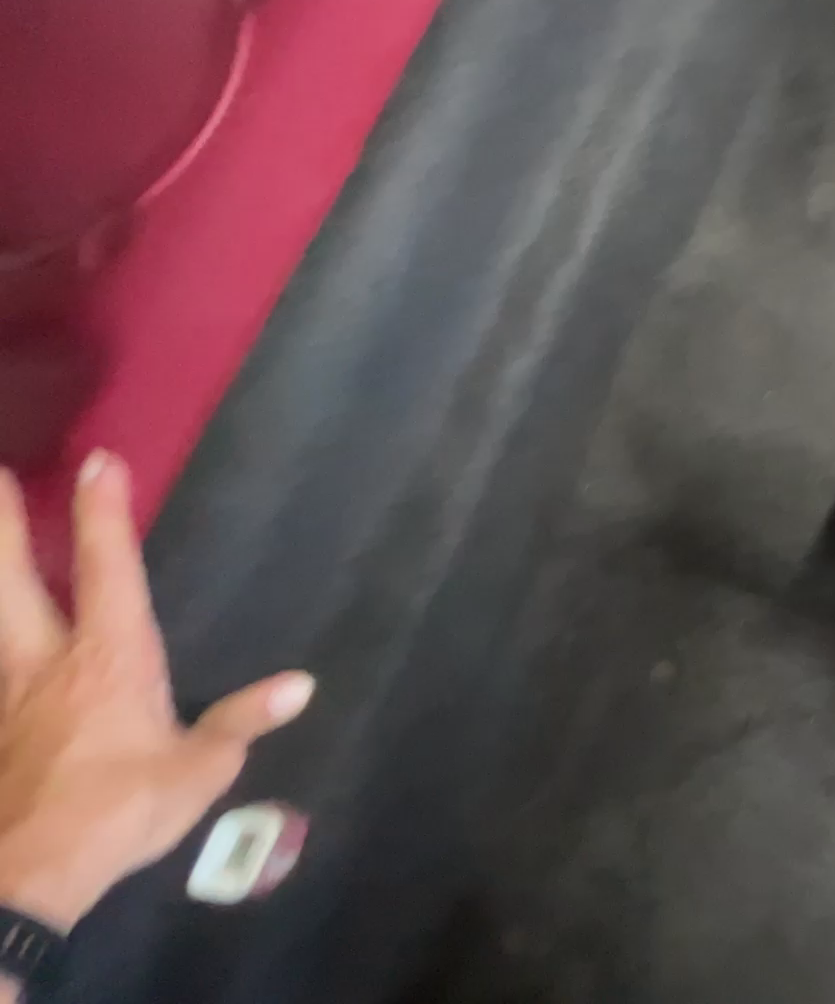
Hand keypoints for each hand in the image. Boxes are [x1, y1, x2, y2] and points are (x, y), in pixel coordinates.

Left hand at [0, 451, 312, 931]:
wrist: (25, 875)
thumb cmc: (125, 808)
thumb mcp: (203, 768)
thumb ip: (242, 722)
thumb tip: (301, 683)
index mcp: (112, 661)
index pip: (108, 573)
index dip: (101, 517)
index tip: (95, 463)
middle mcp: (46, 663)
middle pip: (14, 582)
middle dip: (4, 527)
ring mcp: (4, 694)